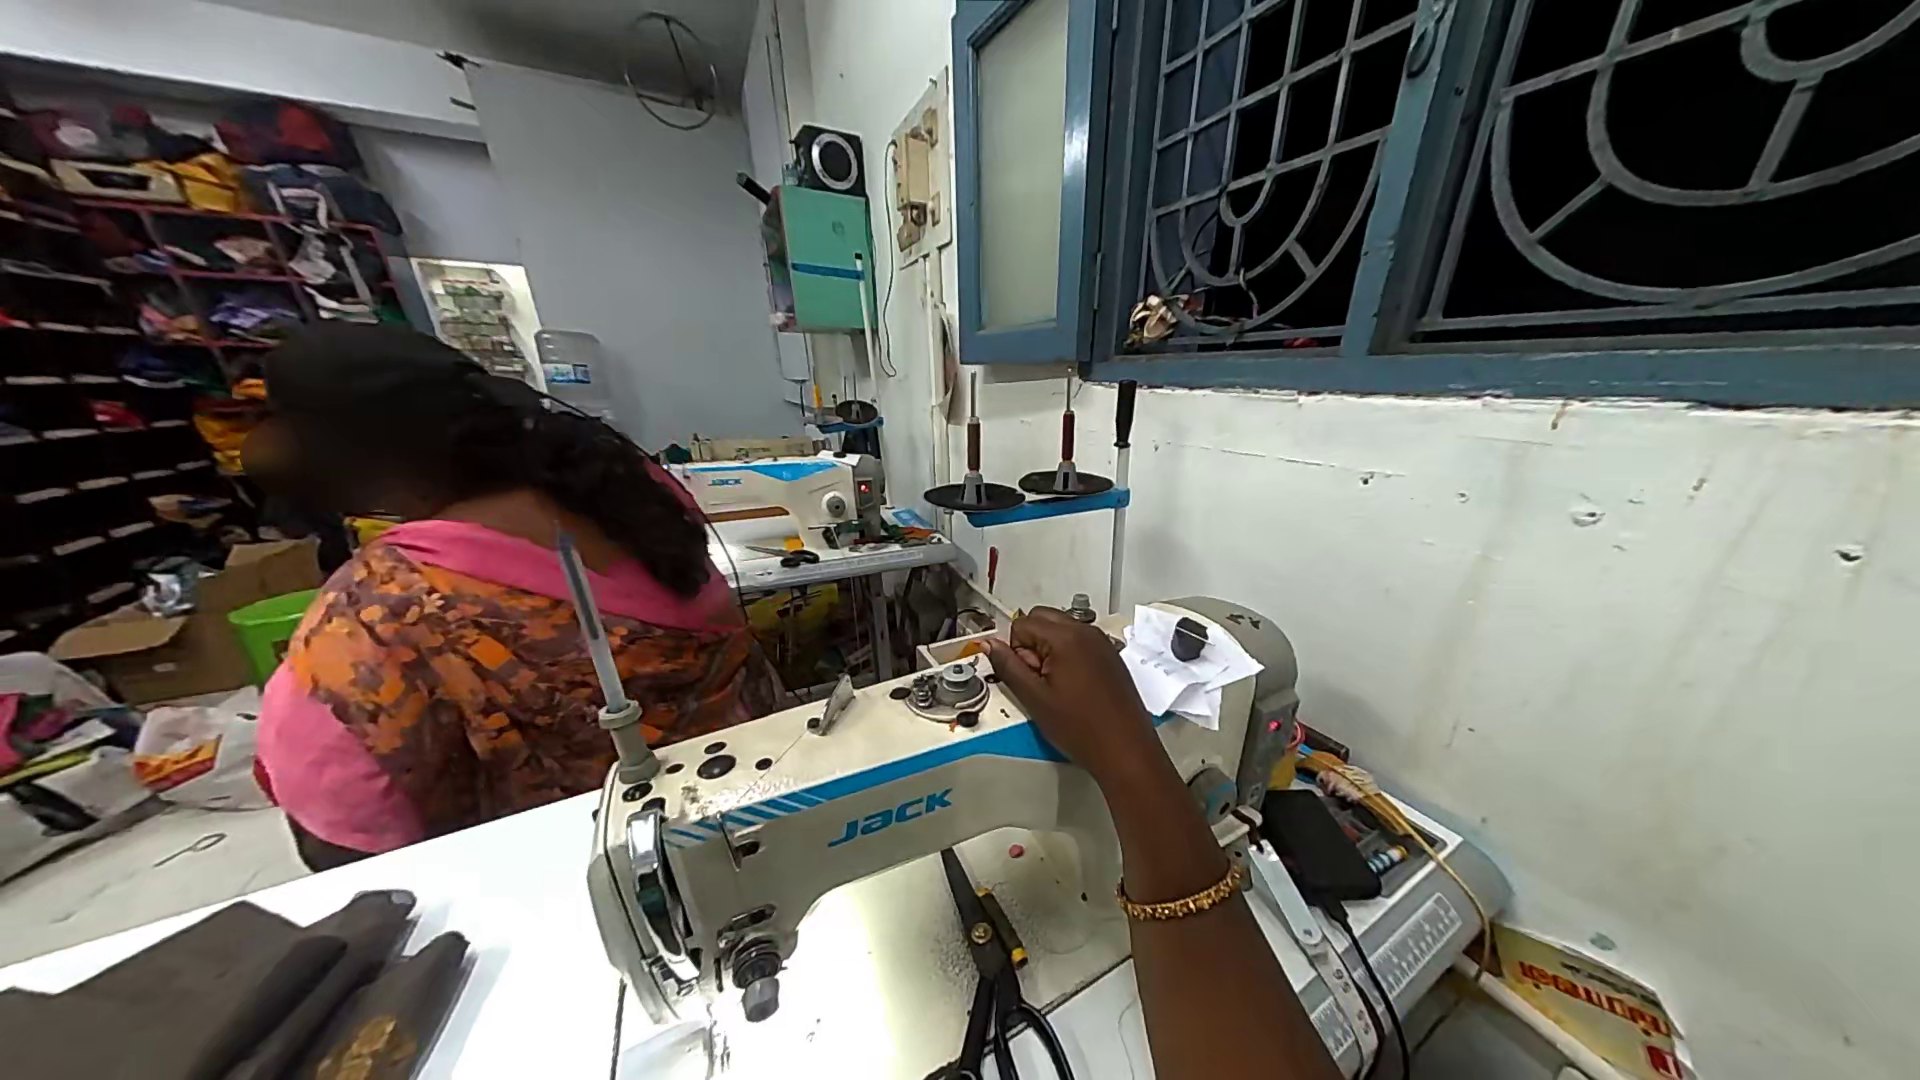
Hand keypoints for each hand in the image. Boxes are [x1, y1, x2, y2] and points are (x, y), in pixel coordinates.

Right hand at [987, 607, 1166, 787]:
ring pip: (1060, 628)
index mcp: (1066, 637)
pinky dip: (1068, 654)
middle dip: (1031, 643)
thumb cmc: (1082, 728)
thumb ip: (1007, 666)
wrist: (1125, 751)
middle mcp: (1086, 631)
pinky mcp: (1110, 655)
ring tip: (1056, 686)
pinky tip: (1073, 687)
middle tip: (1037, 678)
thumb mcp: (1034, 698)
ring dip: (1049, 648)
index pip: (1022, 624)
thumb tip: (989, 645)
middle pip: (1042, 618)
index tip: (1027, 676)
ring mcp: (1101, 642)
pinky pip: (1079, 641)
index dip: (1016, 650)